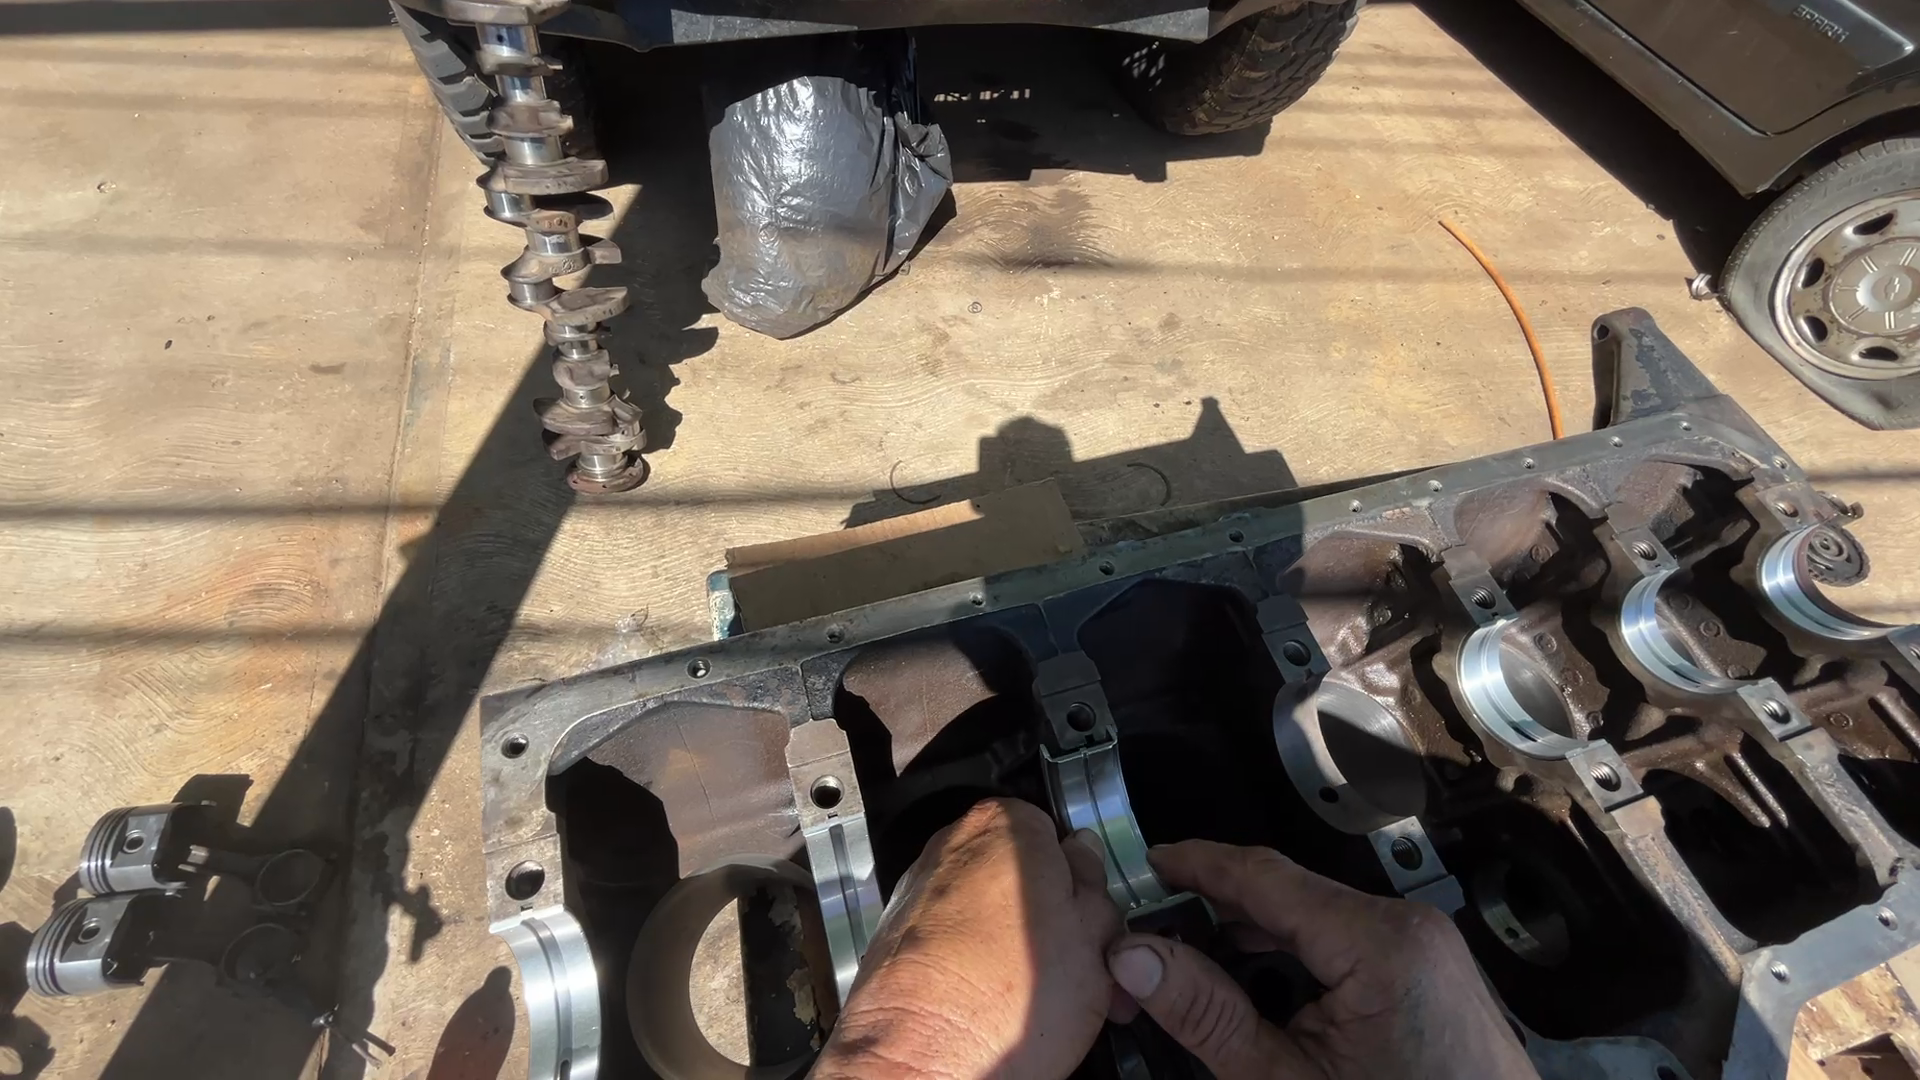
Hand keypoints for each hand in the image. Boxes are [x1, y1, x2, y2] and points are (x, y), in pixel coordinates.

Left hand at [812, 797, 1122, 1079]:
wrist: (920, 1058)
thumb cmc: (1005, 997)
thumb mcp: (1092, 939)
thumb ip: (1094, 883)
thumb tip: (1087, 857)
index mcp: (1008, 824)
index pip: (1058, 836)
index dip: (1080, 887)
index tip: (1090, 925)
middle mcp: (957, 841)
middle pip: (1019, 868)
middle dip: (1046, 914)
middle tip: (1075, 971)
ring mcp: (921, 883)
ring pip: (984, 903)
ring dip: (1009, 940)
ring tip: (1032, 997)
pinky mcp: (895, 927)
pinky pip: (948, 932)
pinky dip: (968, 958)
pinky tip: (989, 1001)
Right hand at [1105, 840, 1536, 1079]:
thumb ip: (1208, 1013)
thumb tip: (1134, 953)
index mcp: (1381, 942)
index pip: (1262, 874)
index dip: (1194, 863)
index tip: (1144, 864)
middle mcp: (1407, 927)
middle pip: (1283, 891)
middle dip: (1213, 904)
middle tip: (1153, 923)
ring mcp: (1421, 947)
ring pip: (1308, 913)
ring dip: (1246, 928)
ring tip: (1188, 952)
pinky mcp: (1423, 970)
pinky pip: (1336, 938)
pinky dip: (1287, 950)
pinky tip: (1248, 976)